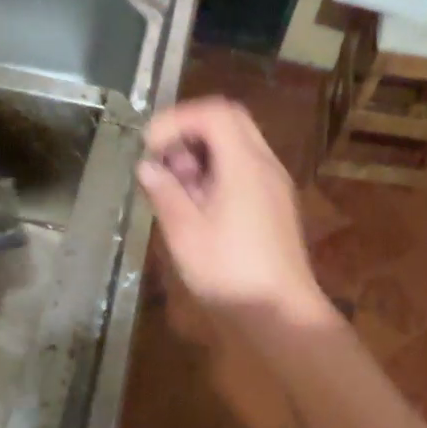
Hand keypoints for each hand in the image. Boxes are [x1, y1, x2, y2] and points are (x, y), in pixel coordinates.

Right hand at [135, 98, 329, 320]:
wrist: (279, 314)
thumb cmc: (229, 273)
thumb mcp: (185, 233)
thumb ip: (164, 193)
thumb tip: (147, 167)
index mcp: (245, 165)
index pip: (214, 113)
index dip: (176, 119)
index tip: (148, 145)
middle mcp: (265, 166)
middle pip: (229, 123)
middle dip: (189, 133)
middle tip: (160, 161)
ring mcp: (273, 186)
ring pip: (237, 147)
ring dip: (201, 155)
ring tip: (173, 188)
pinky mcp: (273, 207)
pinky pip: (243, 171)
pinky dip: (215, 174)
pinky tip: (195, 206)